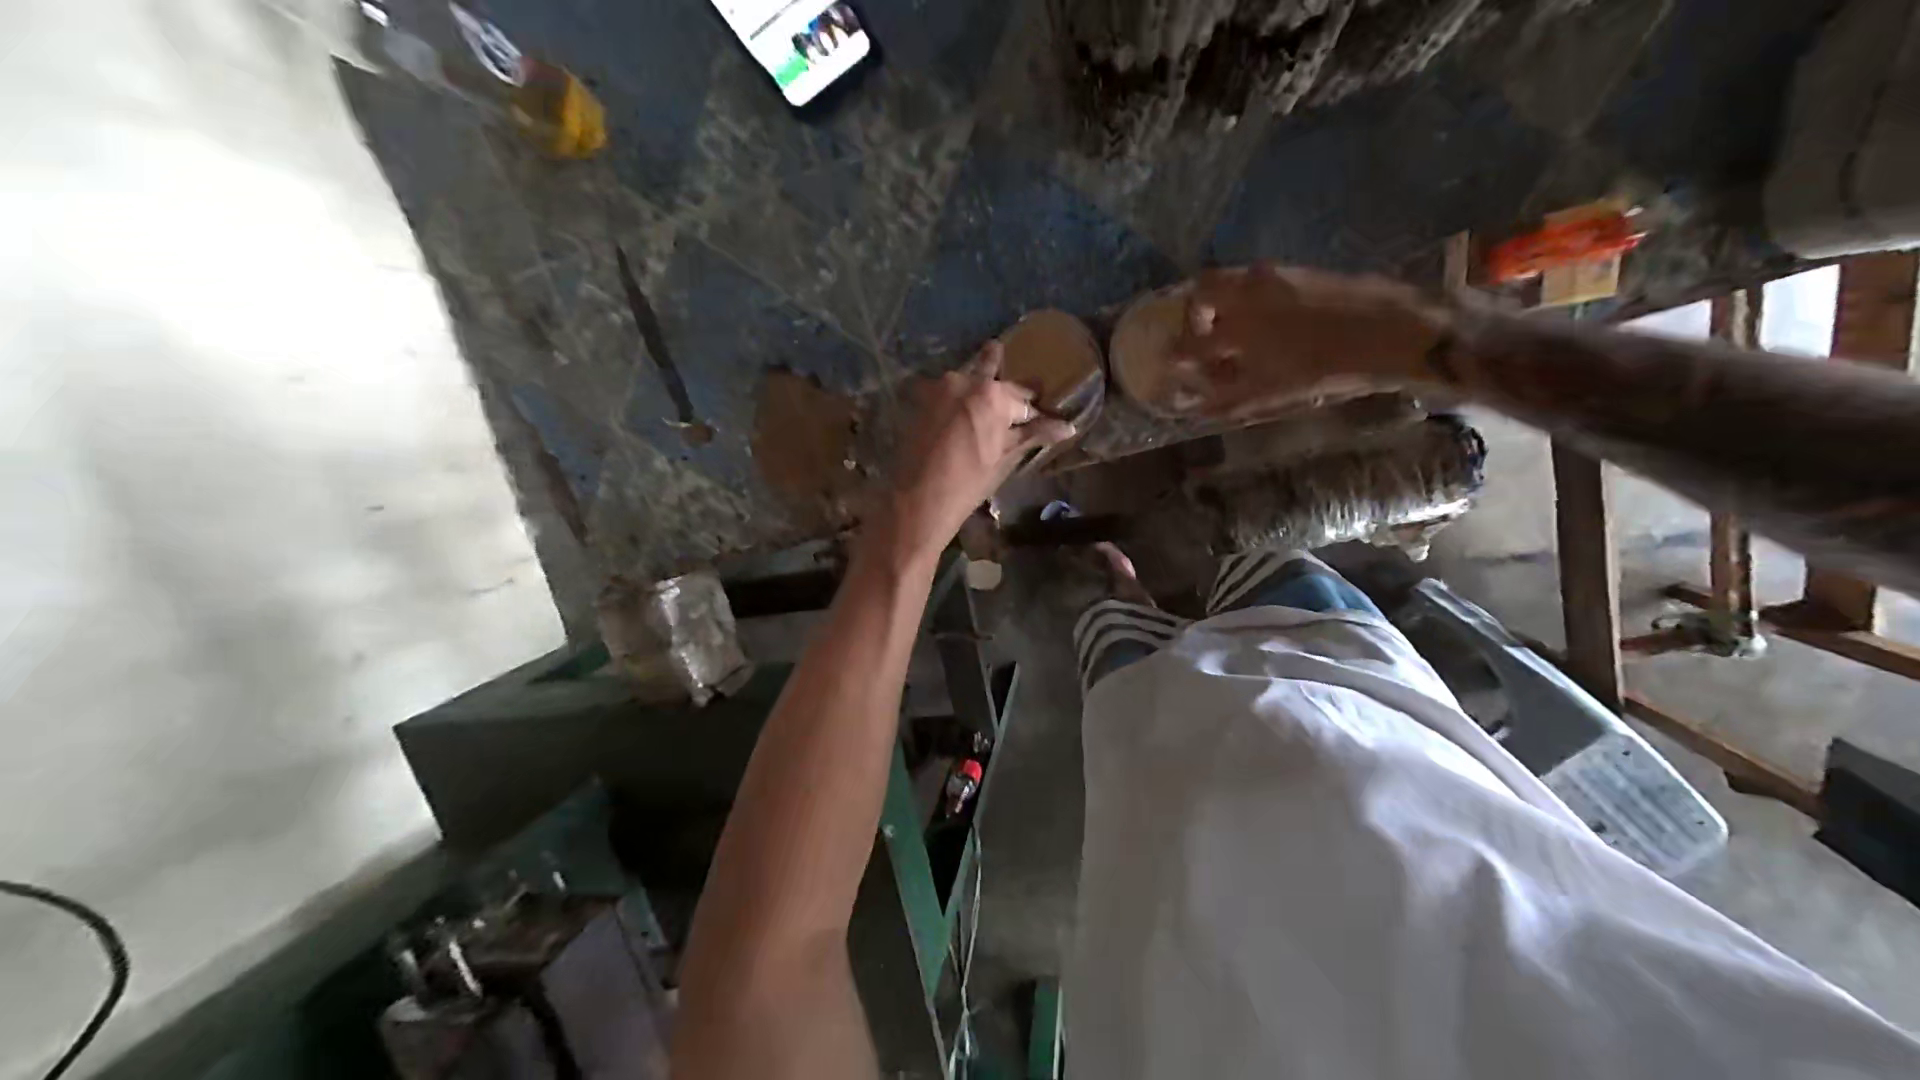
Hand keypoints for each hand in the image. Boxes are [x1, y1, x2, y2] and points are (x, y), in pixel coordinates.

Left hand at [872, 342, 1075, 567]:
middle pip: (990, 370)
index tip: (1036, 414)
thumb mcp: (1006, 458)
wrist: (919, 498)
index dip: (1031, 408)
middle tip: (1007, 375)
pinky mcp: (917, 399)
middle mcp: (965, 380)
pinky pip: (941, 390)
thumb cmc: (970, 482)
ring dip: (973, 386)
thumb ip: (1034, 435)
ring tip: (977, 403)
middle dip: (1000, 371)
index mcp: (993, 395)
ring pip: (964, 379)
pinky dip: (950, 398)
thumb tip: (1068, 427)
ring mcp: (938, 387)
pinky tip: (952, 416)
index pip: (1023, 396)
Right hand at [1164, 264, 1449, 416]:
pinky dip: (1251, 293)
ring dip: (1223, 297)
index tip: (1174, 363)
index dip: (1178, 354)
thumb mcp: (1271, 395)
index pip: (1190, 340)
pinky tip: (1269, 316)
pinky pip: (1260, 277)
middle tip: (1203, 329)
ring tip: (1234, 323)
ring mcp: (1275, 276)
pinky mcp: (1302, 269)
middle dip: (1195, 308)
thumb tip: (1196, 407)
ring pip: (1233, 278)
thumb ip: (1227, 400)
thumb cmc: (1325, 369)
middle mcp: (1248, 293)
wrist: (1391, 331)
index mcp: (1237, 328)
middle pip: (1203, 287)